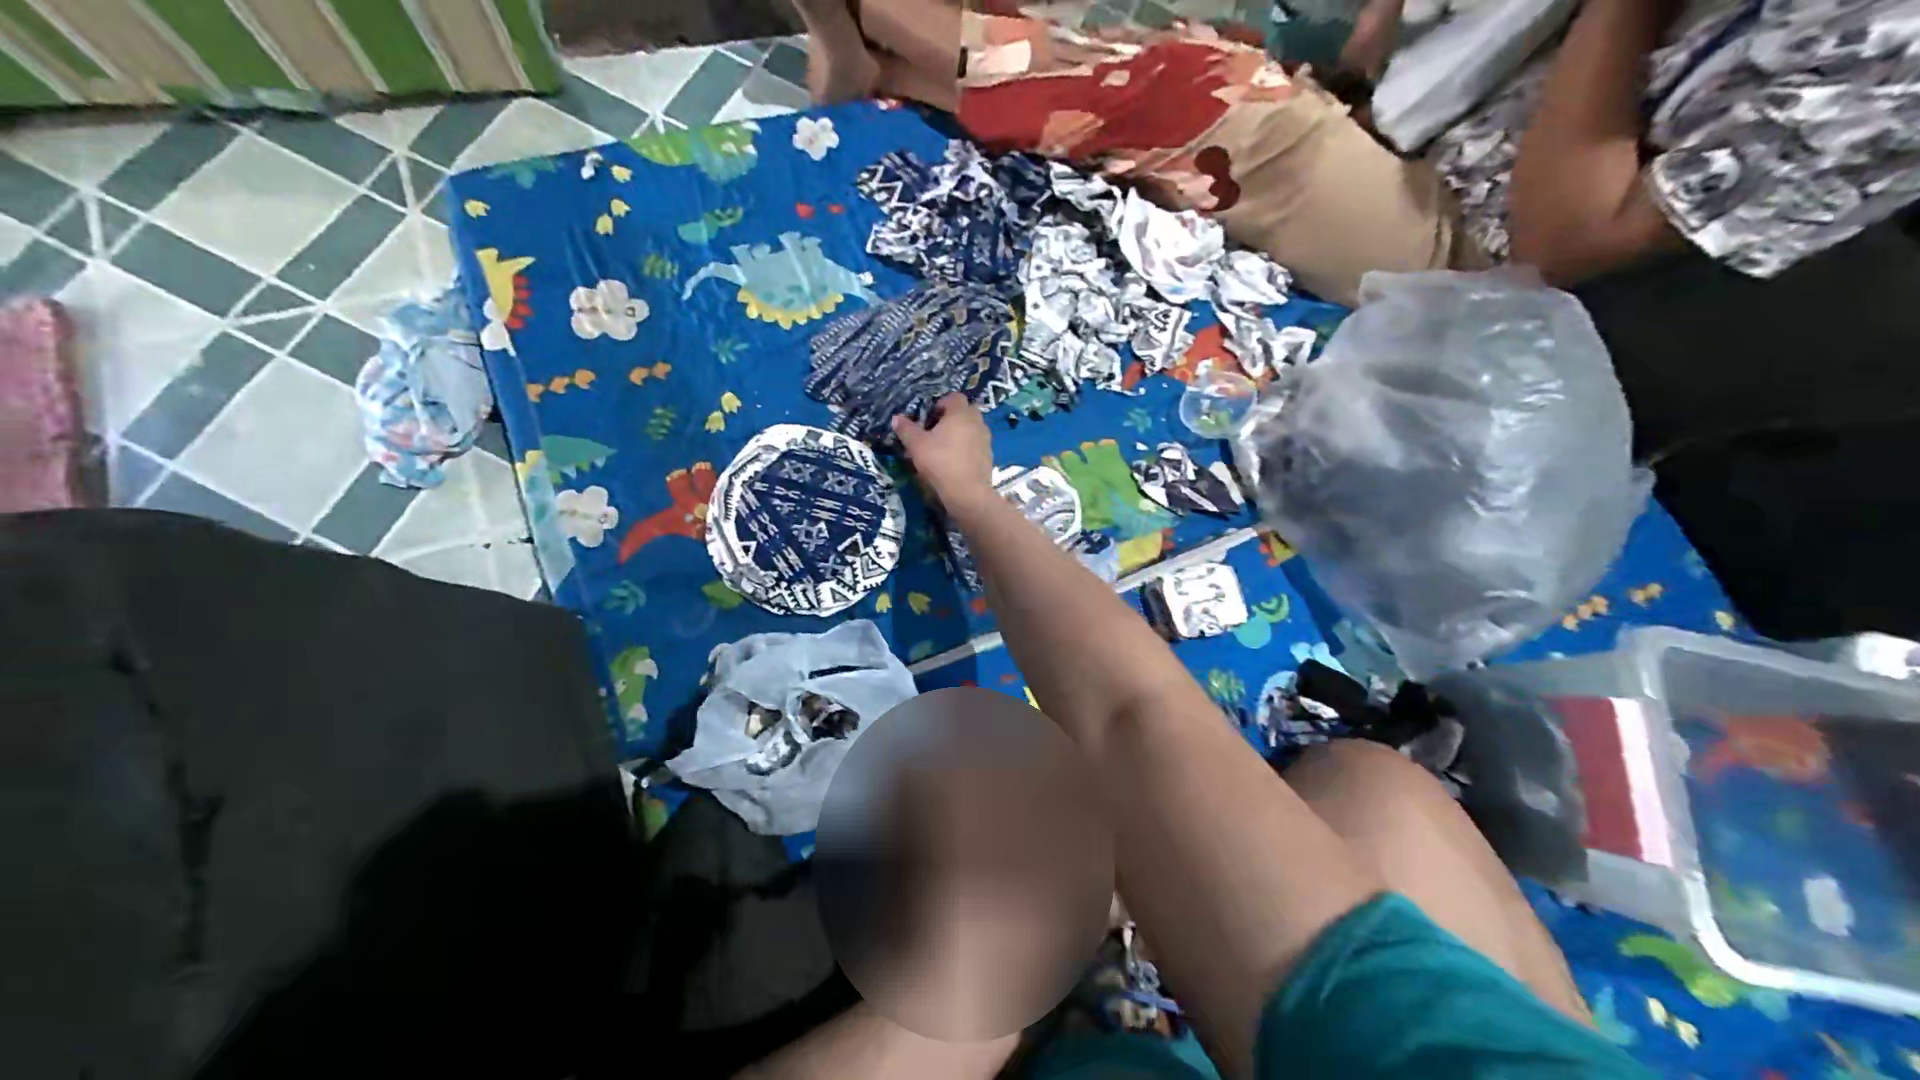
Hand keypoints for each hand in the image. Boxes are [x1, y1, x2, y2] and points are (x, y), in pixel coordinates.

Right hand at [892, 394, 994, 511]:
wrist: (967, 492)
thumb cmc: (940, 462)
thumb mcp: (916, 445)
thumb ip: (906, 429)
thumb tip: (896, 418)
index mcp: (961, 413)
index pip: (954, 397)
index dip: (941, 404)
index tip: (929, 418)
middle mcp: (977, 421)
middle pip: (965, 411)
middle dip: (951, 418)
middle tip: (935, 432)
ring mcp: (986, 439)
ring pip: (972, 428)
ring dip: (960, 433)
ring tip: (944, 448)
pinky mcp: (989, 455)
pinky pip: (976, 444)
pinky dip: (967, 448)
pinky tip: (955, 461)